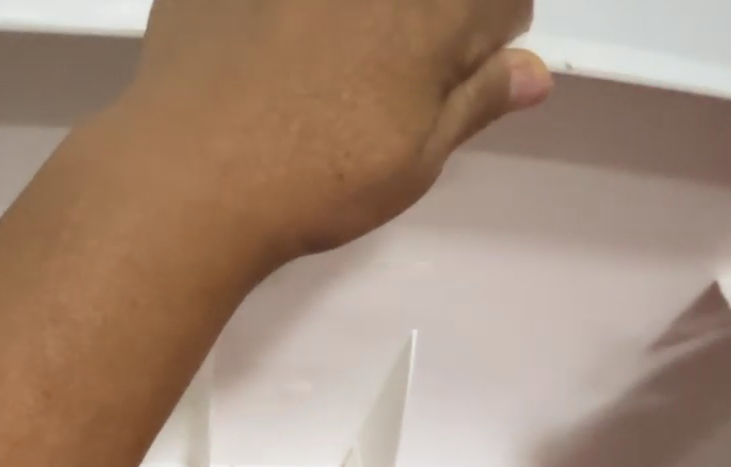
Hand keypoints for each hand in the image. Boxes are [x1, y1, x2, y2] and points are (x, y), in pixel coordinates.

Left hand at [95, 0, 552, 265]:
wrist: (195, 179)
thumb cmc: (313, 184)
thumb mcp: (410, 163)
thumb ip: (475, 106)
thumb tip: (535, 74)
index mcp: (432, 16)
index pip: (501, 3)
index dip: (489, 40)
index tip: (464, 70)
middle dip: (427, 24)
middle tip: (389, 74)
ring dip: (357, 24)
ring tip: (327, 69)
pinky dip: (286, 18)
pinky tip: (267, 52)